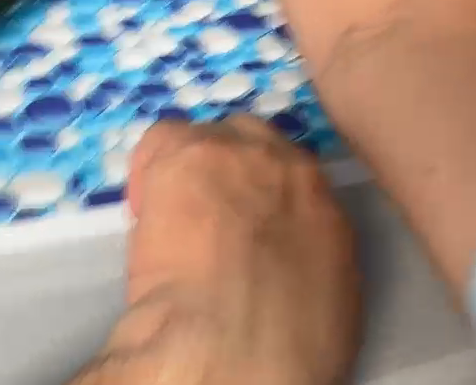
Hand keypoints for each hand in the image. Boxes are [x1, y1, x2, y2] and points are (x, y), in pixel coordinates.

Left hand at [73, 117, 361, 384]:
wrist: (233, 340)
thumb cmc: (288, 337)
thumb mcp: (329, 289)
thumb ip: (309, 242)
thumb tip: (284, 238)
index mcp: (315, 191)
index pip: (288, 169)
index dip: (262, 190)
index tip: (245, 215)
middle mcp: (274, 156)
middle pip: (246, 139)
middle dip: (227, 167)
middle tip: (208, 211)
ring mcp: (225, 148)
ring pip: (201, 136)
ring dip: (187, 165)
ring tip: (171, 210)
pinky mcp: (178, 153)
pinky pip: (160, 142)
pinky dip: (151, 165)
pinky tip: (146, 204)